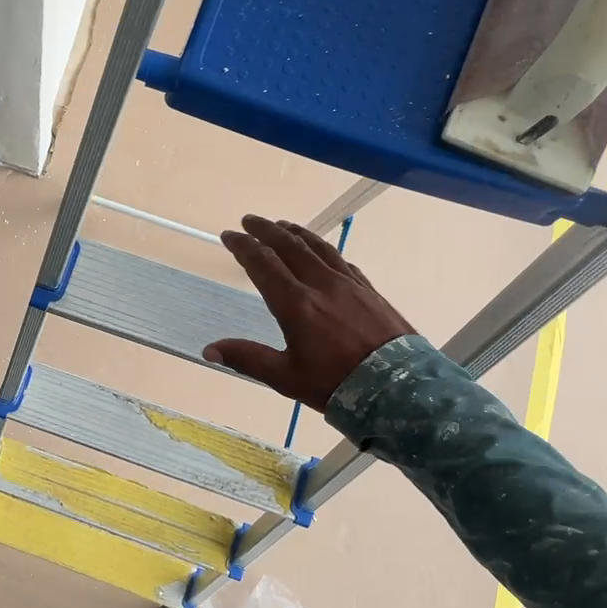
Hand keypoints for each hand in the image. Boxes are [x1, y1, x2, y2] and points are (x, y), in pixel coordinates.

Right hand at [203, 215, 415, 411]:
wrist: (397, 387)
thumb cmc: (336, 384)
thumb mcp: (286, 377)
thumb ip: (247, 358)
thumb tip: (209, 350)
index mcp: (296, 305)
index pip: (263, 264)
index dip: (243, 247)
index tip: (228, 235)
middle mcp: (321, 285)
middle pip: (290, 246)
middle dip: (266, 230)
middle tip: (249, 221)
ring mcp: (348, 284)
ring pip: (317, 247)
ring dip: (295, 232)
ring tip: (281, 225)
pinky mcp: (368, 289)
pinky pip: (340, 259)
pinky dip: (323, 248)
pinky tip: (320, 249)